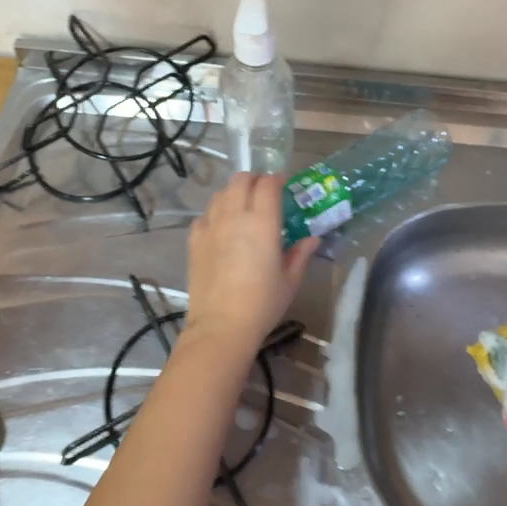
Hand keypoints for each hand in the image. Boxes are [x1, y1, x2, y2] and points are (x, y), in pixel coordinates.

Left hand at [183, 173, 318, 353]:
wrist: (221, 325)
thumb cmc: (262, 304)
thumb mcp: (289, 280)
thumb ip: (300, 254)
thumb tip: (312, 238)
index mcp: (262, 222)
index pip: (268, 184)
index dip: (277, 180)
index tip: (283, 185)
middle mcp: (234, 216)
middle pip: (241, 180)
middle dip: (254, 179)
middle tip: (264, 191)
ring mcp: (210, 226)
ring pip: (220, 193)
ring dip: (234, 192)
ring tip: (243, 206)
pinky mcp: (194, 239)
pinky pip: (204, 215)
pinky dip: (215, 213)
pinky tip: (221, 227)